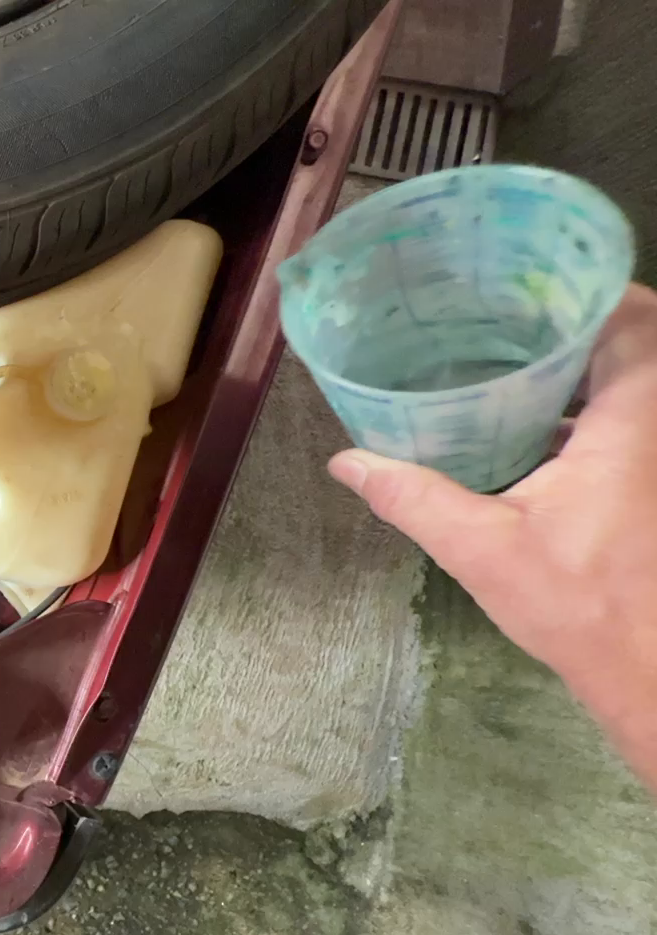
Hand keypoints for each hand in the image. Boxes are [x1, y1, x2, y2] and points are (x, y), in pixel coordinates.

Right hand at [328, 284, 656, 784]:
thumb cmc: (579, 603)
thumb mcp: (477, 548)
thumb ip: (412, 497)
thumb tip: (347, 461)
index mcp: (635, 432)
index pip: (634, 331)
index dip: (594, 299)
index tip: (532, 292)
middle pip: (639, 352)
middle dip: (578, 333)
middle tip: (501, 330)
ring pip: (638, 390)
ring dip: (584, 375)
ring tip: (507, 372)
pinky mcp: (655, 492)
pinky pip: (632, 425)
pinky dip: (592, 413)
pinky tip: (536, 431)